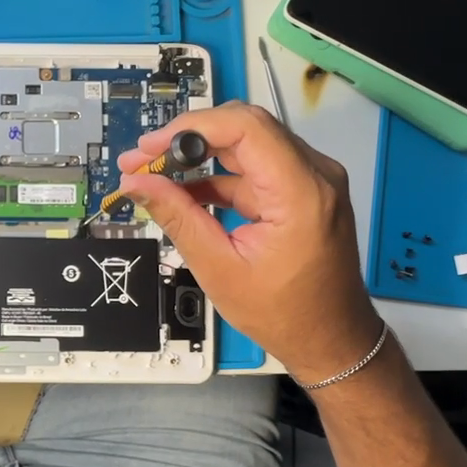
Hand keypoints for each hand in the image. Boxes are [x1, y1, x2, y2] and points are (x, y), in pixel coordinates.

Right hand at [117, 103, 381, 384]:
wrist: (330, 338)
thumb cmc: (282, 313)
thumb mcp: (218, 268)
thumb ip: (177, 217)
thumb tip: (136, 184)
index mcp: (300, 192)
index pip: (244, 127)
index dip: (191, 127)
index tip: (150, 147)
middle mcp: (314, 174)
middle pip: (244, 128)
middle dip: (187, 138)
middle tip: (141, 159)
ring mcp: (311, 180)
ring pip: (247, 145)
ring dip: (198, 156)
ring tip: (152, 175)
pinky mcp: (301, 191)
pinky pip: (254, 168)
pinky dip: (216, 176)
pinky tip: (182, 193)